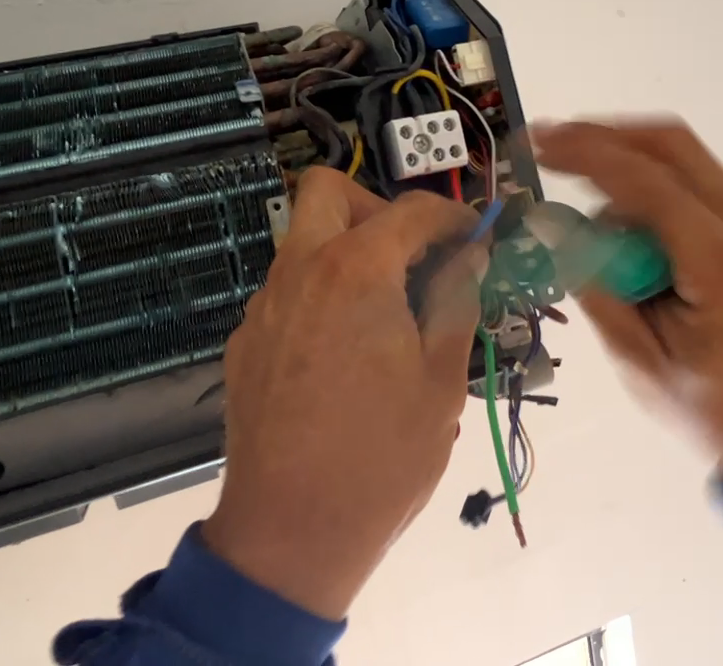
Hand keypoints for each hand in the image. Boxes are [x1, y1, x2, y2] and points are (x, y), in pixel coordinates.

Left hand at [201, 167, 482, 619]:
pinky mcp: (246, 339)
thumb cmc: (381, 457)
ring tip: (386, 309)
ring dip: (346, 249)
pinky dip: (322, 292)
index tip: (476, 236)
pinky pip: (288, 288)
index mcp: (355, 270)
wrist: (289, 532)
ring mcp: (265, 304)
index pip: (411, 210)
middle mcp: (300, 269)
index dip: (452, 216)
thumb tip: (468, 257)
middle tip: (411, 254)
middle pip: (328, 190)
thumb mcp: (441, 379)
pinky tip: (344, 351)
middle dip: (376, 206)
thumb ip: (455, 301)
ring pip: (303, 239)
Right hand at [533, 120, 722, 483]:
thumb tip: (552, 224)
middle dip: (601, 135)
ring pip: (680, 153)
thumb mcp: (637, 358)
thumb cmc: (707, 407)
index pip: (648, 184)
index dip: (586, 155)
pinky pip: (691, 176)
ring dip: (622, 155)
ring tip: (574, 180)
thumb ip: (593, 283)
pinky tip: (613, 202)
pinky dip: (645, 175)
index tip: (537, 143)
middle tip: (548, 140)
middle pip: (669, 145)